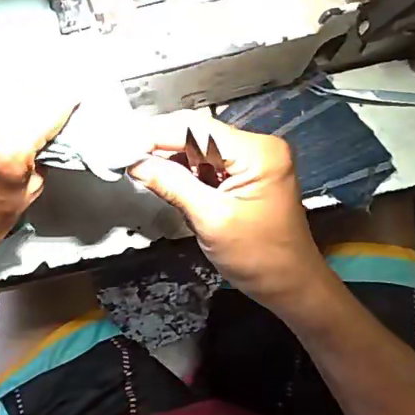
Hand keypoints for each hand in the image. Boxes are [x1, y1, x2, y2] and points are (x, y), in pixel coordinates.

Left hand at [0, 36, 79, 287]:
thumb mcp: (28, 190)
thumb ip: (43, 148)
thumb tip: (56, 113)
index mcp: (7, 149)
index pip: (53, 98)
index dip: (74, 83)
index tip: (84, 74)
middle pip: (22, 71)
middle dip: (49, 60)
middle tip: (61, 55)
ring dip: (13, 45)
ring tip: (29, 41)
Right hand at [127, 111, 330, 309]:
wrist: (291, 285)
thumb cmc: (259, 258)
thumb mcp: (211, 220)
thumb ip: (172, 185)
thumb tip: (135, 162)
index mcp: (258, 152)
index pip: (196, 129)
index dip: (156, 135)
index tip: (123, 145)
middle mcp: (257, 147)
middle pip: (197, 133)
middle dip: (161, 146)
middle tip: (126, 157)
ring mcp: (252, 160)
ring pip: (198, 147)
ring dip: (170, 160)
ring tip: (140, 169)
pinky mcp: (245, 174)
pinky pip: (206, 163)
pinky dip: (184, 172)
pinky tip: (165, 181)